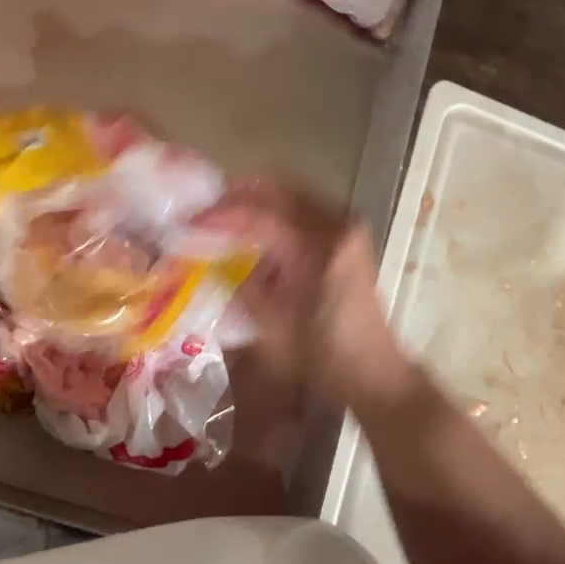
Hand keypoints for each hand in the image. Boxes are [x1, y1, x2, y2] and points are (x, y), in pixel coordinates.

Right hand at [198, 179, 421, 416]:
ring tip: (223, 212)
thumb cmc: (323, 356)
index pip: (261, 215)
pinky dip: (276, 212)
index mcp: (320, 247)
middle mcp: (337, 226)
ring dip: (257, 200)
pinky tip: (253, 229)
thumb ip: (242, 285)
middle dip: (238, 194)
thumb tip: (212, 260)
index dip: (222, 216)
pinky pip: (304, 210)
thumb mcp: (272, 327)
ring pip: (293, 195)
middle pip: (280, 190)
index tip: (191, 221)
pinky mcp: (346, 239)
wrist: (373, 372)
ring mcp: (346, 229)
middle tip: (205, 206)